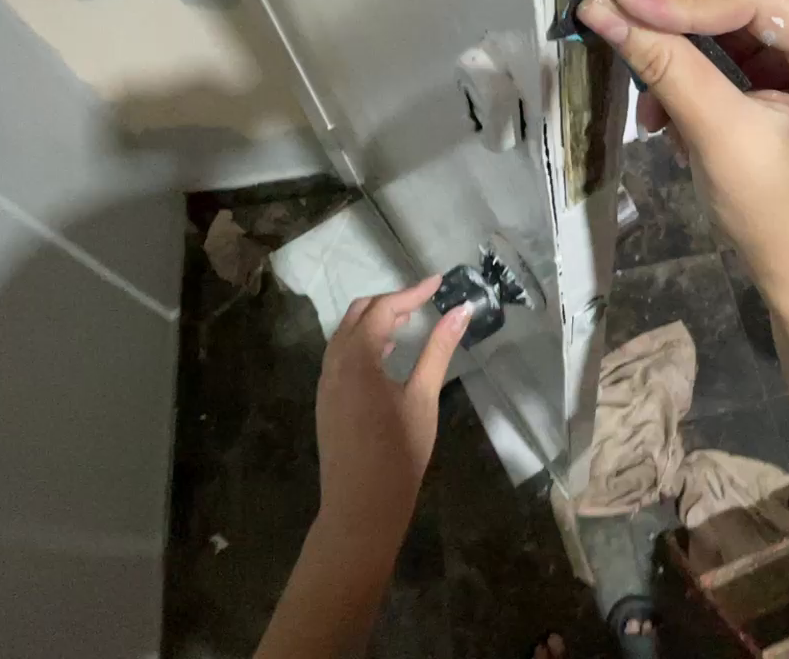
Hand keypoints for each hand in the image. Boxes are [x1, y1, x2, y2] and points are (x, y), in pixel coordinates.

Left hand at [313, 276, 467, 525]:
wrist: (362, 506)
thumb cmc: (399, 451)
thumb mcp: (424, 396)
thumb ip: (439, 348)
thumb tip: (461, 310)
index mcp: (357, 360)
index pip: (382, 310)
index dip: (411, 292)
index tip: (438, 282)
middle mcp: (334, 365)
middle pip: (358, 315)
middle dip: (390, 301)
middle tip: (424, 301)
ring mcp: (327, 384)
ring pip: (346, 334)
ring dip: (376, 320)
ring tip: (409, 320)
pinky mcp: (328, 400)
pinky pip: (342, 354)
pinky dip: (365, 341)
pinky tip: (388, 352)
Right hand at [577, 0, 788, 297]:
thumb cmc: (774, 217)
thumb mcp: (718, 142)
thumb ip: (666, 69)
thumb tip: (603, 9)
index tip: (619, 7)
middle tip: (666, 43)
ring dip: (697, 27)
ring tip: (664, 98)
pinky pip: (742, 15)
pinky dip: (701, 47)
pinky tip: (677, 102)